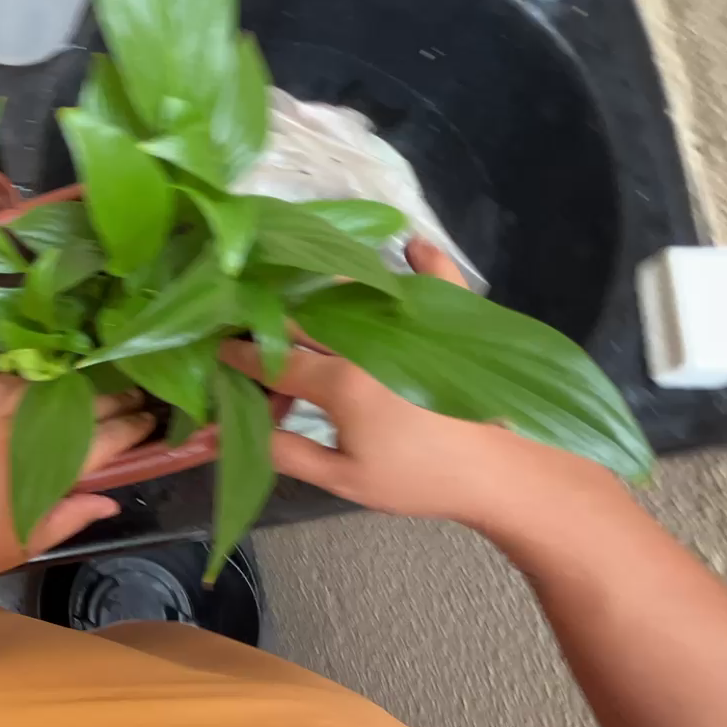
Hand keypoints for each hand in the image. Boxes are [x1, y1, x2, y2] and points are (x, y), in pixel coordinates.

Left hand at [0, 378, 152, 595]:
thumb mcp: (30, 540)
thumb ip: (74, 515)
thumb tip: (111, 502)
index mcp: (39, 466)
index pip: (101, 439)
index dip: (132, 429)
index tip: (151, 423)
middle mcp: (17, 430)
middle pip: (76, 406)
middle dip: (112, 403)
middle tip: (135, 402)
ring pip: (42, 386)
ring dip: (73, 386)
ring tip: (94, 391)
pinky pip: (3, 384)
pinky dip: (28, 382)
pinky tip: (41, 386)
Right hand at [218, 238, 628, 534]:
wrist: (510, 475)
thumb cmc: (420, 479)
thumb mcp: (341, 478)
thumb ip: (282, 452)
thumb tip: (221, 437)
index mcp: (343, 382)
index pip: (277, 362)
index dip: (241, 357)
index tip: (216, 349)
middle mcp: (372, 342)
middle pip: (307, 319)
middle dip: (270, 322)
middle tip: (248, 328)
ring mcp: (416, 326)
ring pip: (357, 291)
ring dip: (323, 289)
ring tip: (299, 297)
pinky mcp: (456, 323)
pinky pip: (437, 278)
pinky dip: (422, 261)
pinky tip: (409, 247)